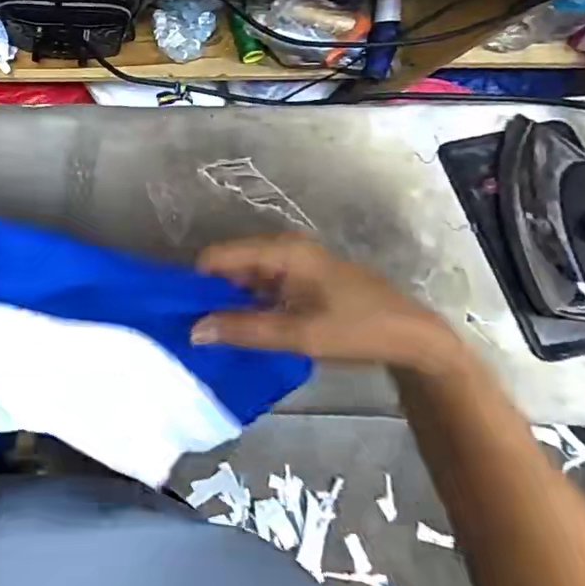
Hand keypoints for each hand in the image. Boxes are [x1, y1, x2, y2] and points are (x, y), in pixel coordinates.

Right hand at [192, 233, 468, 374]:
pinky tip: (241, 333)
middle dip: (209, 294)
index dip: (194, 282)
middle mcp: (285, 249)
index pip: (219, 256)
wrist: (410, 336)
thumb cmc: (356, 328)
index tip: (174, 313)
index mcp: (282, 251)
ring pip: (246, 279)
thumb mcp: (299, 334)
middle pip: (230, 265)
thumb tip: (194, 330)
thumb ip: (245, 330)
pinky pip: (264, 288)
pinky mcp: (303, 281)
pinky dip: (250, 307)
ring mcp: (295, 265)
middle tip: (188, 331)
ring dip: (229, 304)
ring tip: (208, 337)